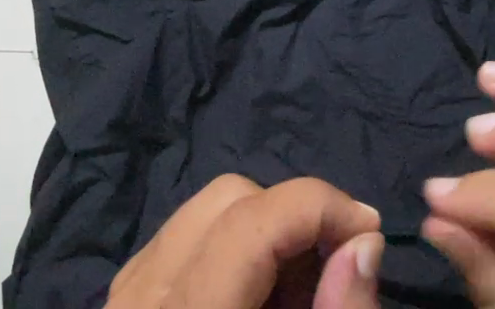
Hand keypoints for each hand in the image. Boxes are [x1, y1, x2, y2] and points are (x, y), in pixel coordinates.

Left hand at [107, 174, 383, 308]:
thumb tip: (362, 241)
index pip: (252, 220)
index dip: (321, 209)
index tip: (370, 232)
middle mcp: (143, 289)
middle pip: (229, 198)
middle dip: (292, 221)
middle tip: (335, 275)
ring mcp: (126, 289)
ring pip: (204, 209)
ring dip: (263, 234)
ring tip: (298, 291)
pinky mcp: (124, 295)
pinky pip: (183, 238)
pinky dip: (230, 250)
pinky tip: (256, 297)